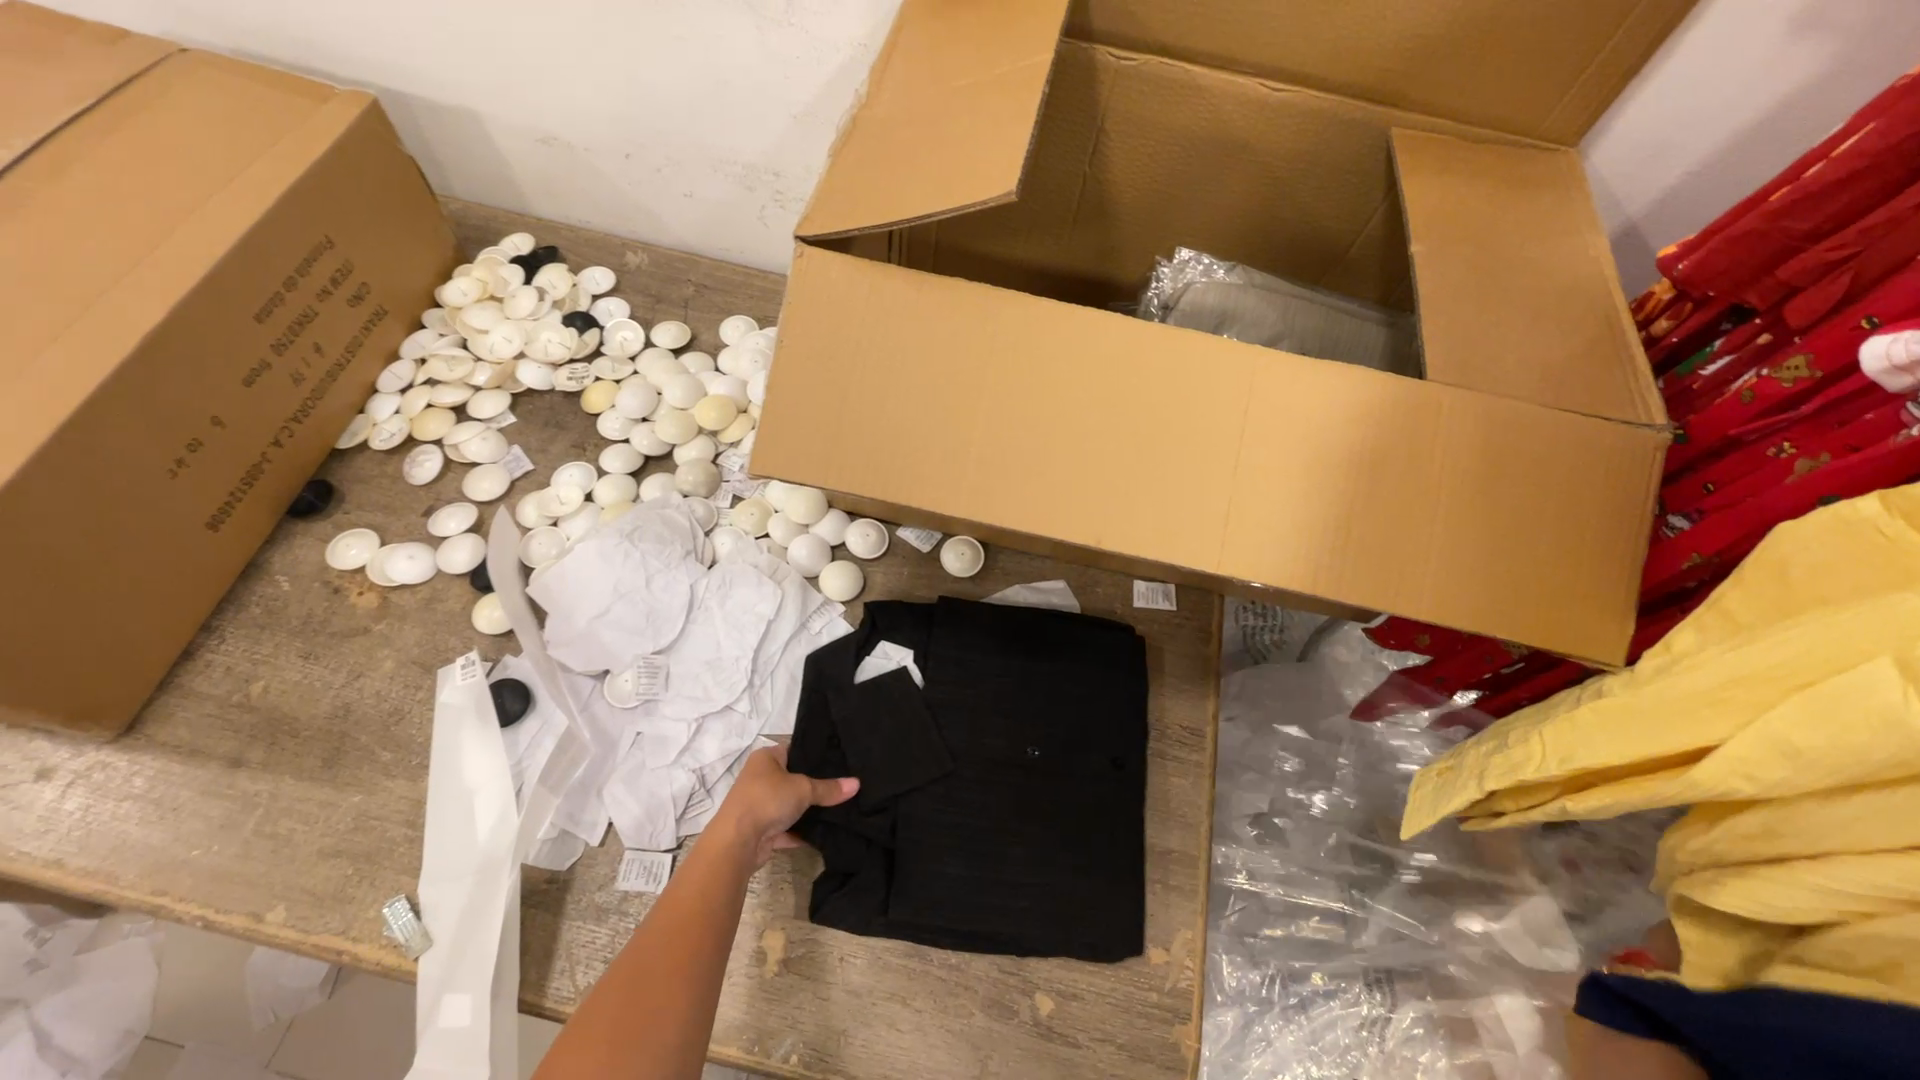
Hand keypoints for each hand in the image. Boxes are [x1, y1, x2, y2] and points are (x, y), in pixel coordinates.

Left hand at [712, 745, 856, 866]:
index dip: (815, 755)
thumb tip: (856, 784)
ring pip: (790, 805)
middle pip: (793, 779)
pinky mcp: (761, 830)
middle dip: (815, 785)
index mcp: (765, 759)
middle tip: (844, 785)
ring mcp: (759, 805)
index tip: (839, 760)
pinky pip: (787, 829)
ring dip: (807, 811)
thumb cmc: (767, 800)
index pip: (794, 750)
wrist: (737, 842)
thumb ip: (829, 788)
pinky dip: (802, 833)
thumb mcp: (804, 789)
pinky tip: (825, 834)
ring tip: (840, 807)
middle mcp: (760, 778)